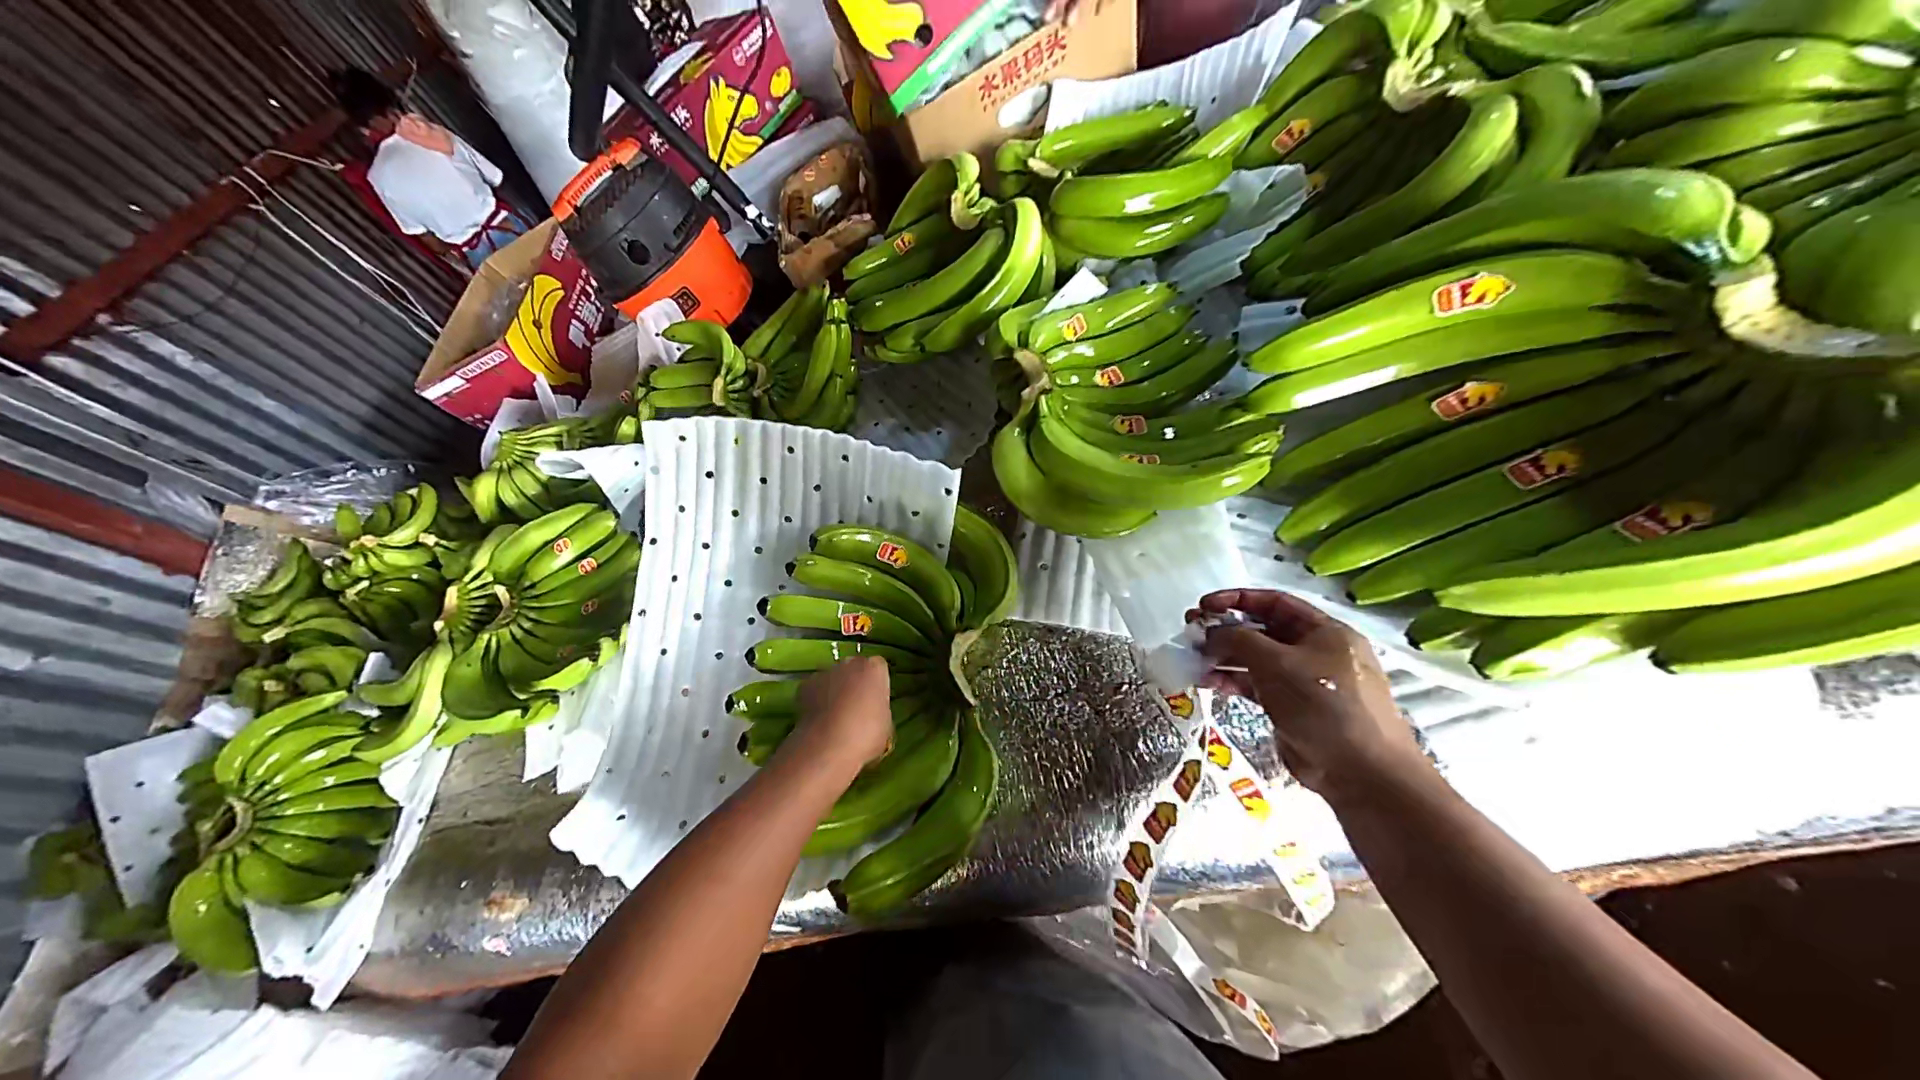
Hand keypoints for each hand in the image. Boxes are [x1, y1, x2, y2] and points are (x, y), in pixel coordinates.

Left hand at [787, 657, 893, 768]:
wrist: (827, 748)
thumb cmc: (865, 735)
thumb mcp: (886, 723)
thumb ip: (879, 707)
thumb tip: (872, 710)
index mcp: (874, 669)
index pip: (878, 667)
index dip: (876, 684)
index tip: (875, 700)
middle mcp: (849, 663)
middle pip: (854, 668)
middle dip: (855, 682)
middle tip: (855, 707)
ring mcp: (825, 672)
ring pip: (833, 677)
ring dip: (835, 689)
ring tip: (834, 715)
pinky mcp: (805, 685)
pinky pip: (815, 689)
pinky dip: (817, 699)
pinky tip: (819, 718)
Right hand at [1189, 589, 1427, 801]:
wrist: (1361, 771)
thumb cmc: (1324, 705)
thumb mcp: (1278, 663)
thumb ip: (1239, 639)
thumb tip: (1211, 632)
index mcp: (1324, 631)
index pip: (1275, 602)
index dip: (1237, 599)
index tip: (1204, 604)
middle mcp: (1315, 651)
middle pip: (1263, 630)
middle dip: (1225, 629)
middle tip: (1191, 631)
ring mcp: (1304, 681)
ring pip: (1257, 660)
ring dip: (1224, 657)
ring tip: (1193, 658)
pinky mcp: (1293, 708)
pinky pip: (1257, 685)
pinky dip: (1233, 681)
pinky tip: (1207, 682)